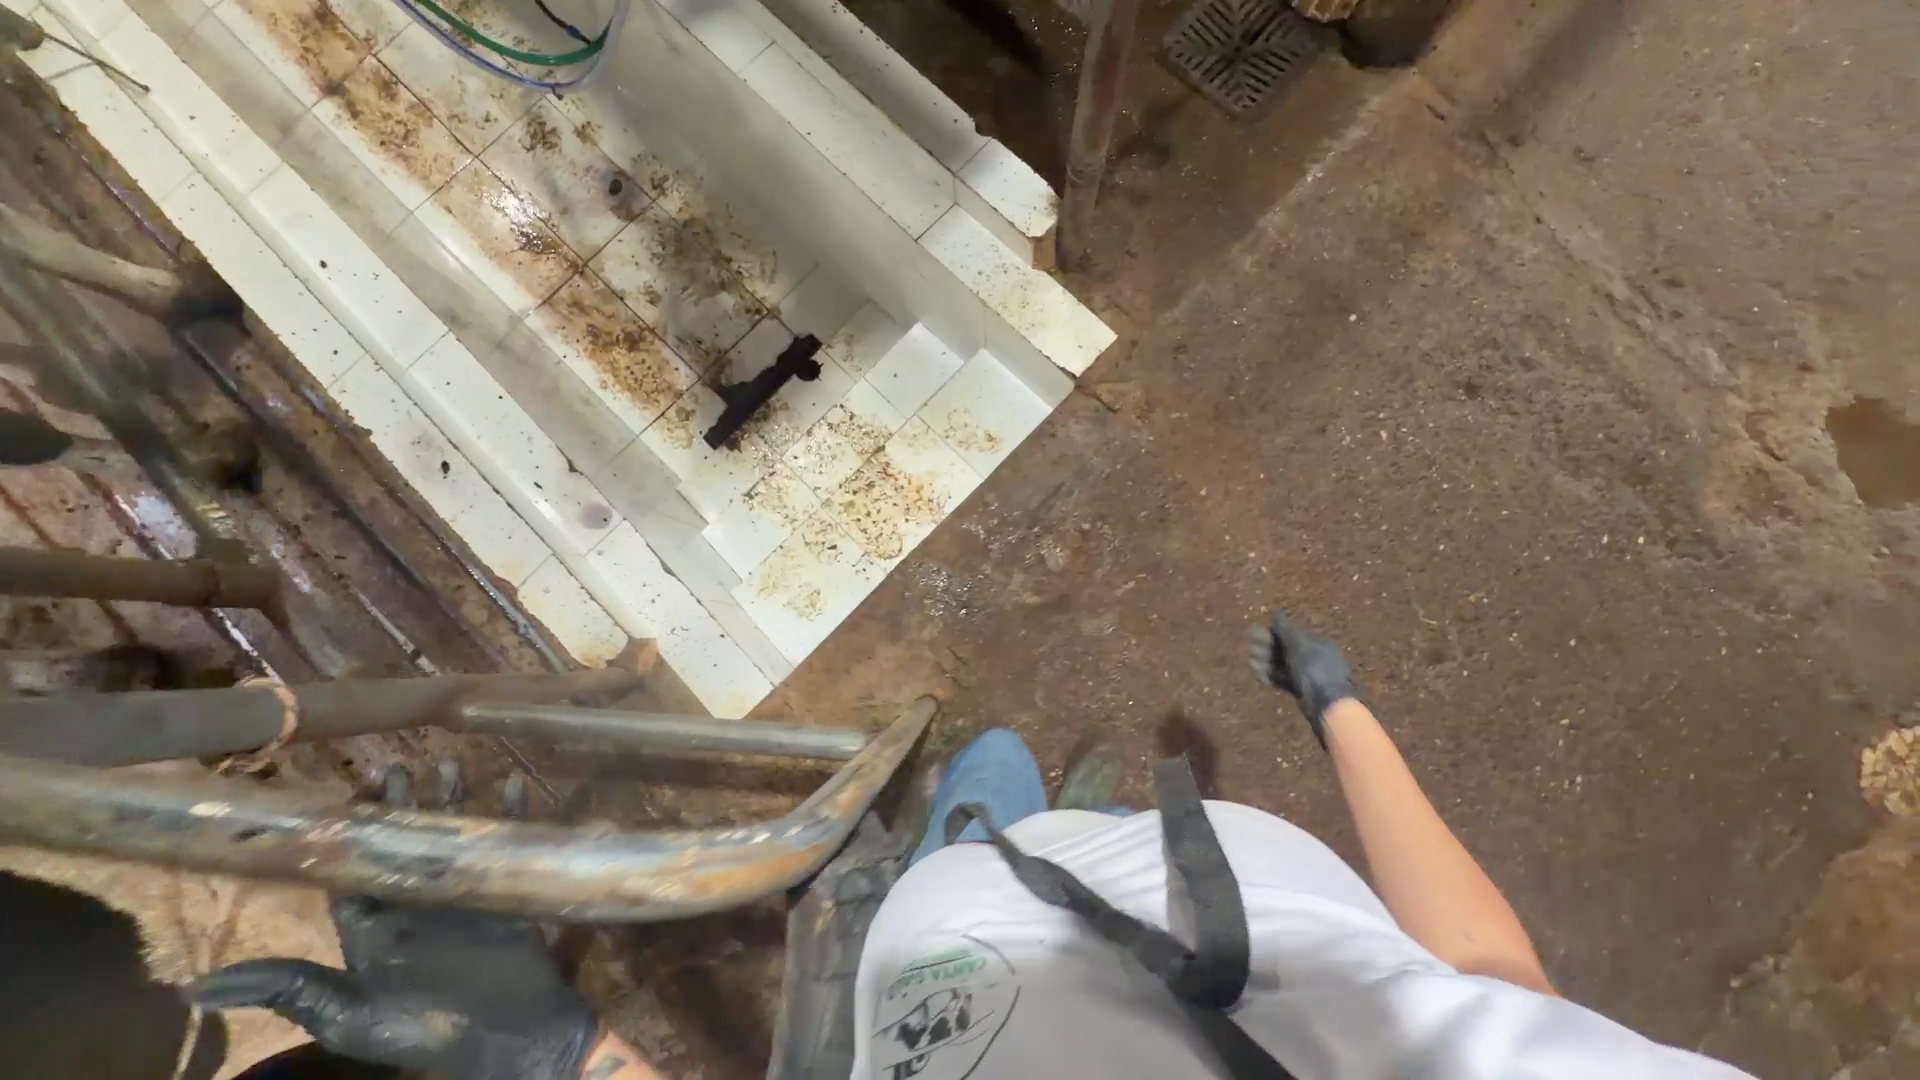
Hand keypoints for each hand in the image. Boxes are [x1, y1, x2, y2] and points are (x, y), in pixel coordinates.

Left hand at [187, 764, 599, 1079]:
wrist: (510, 1037)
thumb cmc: (428, 1029)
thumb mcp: (350, 1016)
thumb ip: (291, 989)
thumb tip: (194, 989)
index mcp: (376, 930)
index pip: (354, 873)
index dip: (349, 835)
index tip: (349, 794)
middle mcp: (416, 905)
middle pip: (405, 844)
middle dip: (401, 806)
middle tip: (397, 766)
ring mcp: (463, 895)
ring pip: (452, 836)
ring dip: (452, 800)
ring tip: (449, 763)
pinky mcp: (504, 892)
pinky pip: (508, 843)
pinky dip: (511, 813)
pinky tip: (511, 785)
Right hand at [1248, 612, 1358, 746]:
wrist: (1327, 704)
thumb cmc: (1314, 669)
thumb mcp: (1298, 645)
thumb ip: (1285, 629)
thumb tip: (1274, 613)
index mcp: (1319, 644)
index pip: (1293, 635)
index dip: (1274, 633)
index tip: (1256, 632)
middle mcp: (1315, 658)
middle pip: (1287, 650)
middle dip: (1267, 647)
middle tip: (1249, 646)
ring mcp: (1309, 675)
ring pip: (1284, 665)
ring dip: (1267, 662)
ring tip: (1251, 660)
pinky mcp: (1303, 690)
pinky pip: (1285, 680)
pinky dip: (1272, 676)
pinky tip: (1259, 674)